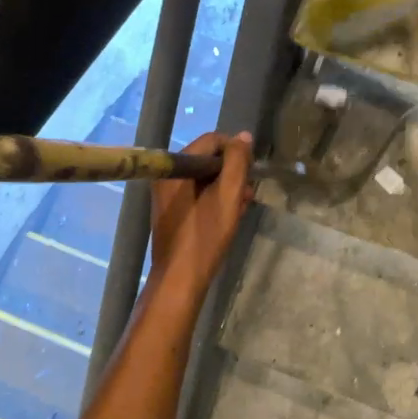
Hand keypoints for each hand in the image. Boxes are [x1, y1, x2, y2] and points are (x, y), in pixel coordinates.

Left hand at [149, 131, 253, 298]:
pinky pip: (198, 193)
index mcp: (176, 167)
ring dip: (227, 187)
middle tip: (246, 193)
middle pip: (209, 159)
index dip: (235, 152)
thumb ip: (237, 161)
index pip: (212, 141)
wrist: (180, 281)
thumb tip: (243, 137)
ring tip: (242, 205)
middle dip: (232, 173)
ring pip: (206, 178)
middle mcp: (167, 176)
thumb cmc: (205, 235)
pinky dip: (216, 199)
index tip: (250, 173)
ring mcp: (168, 195)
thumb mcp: (228, 194)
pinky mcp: (172, 211)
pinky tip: (229, 216)